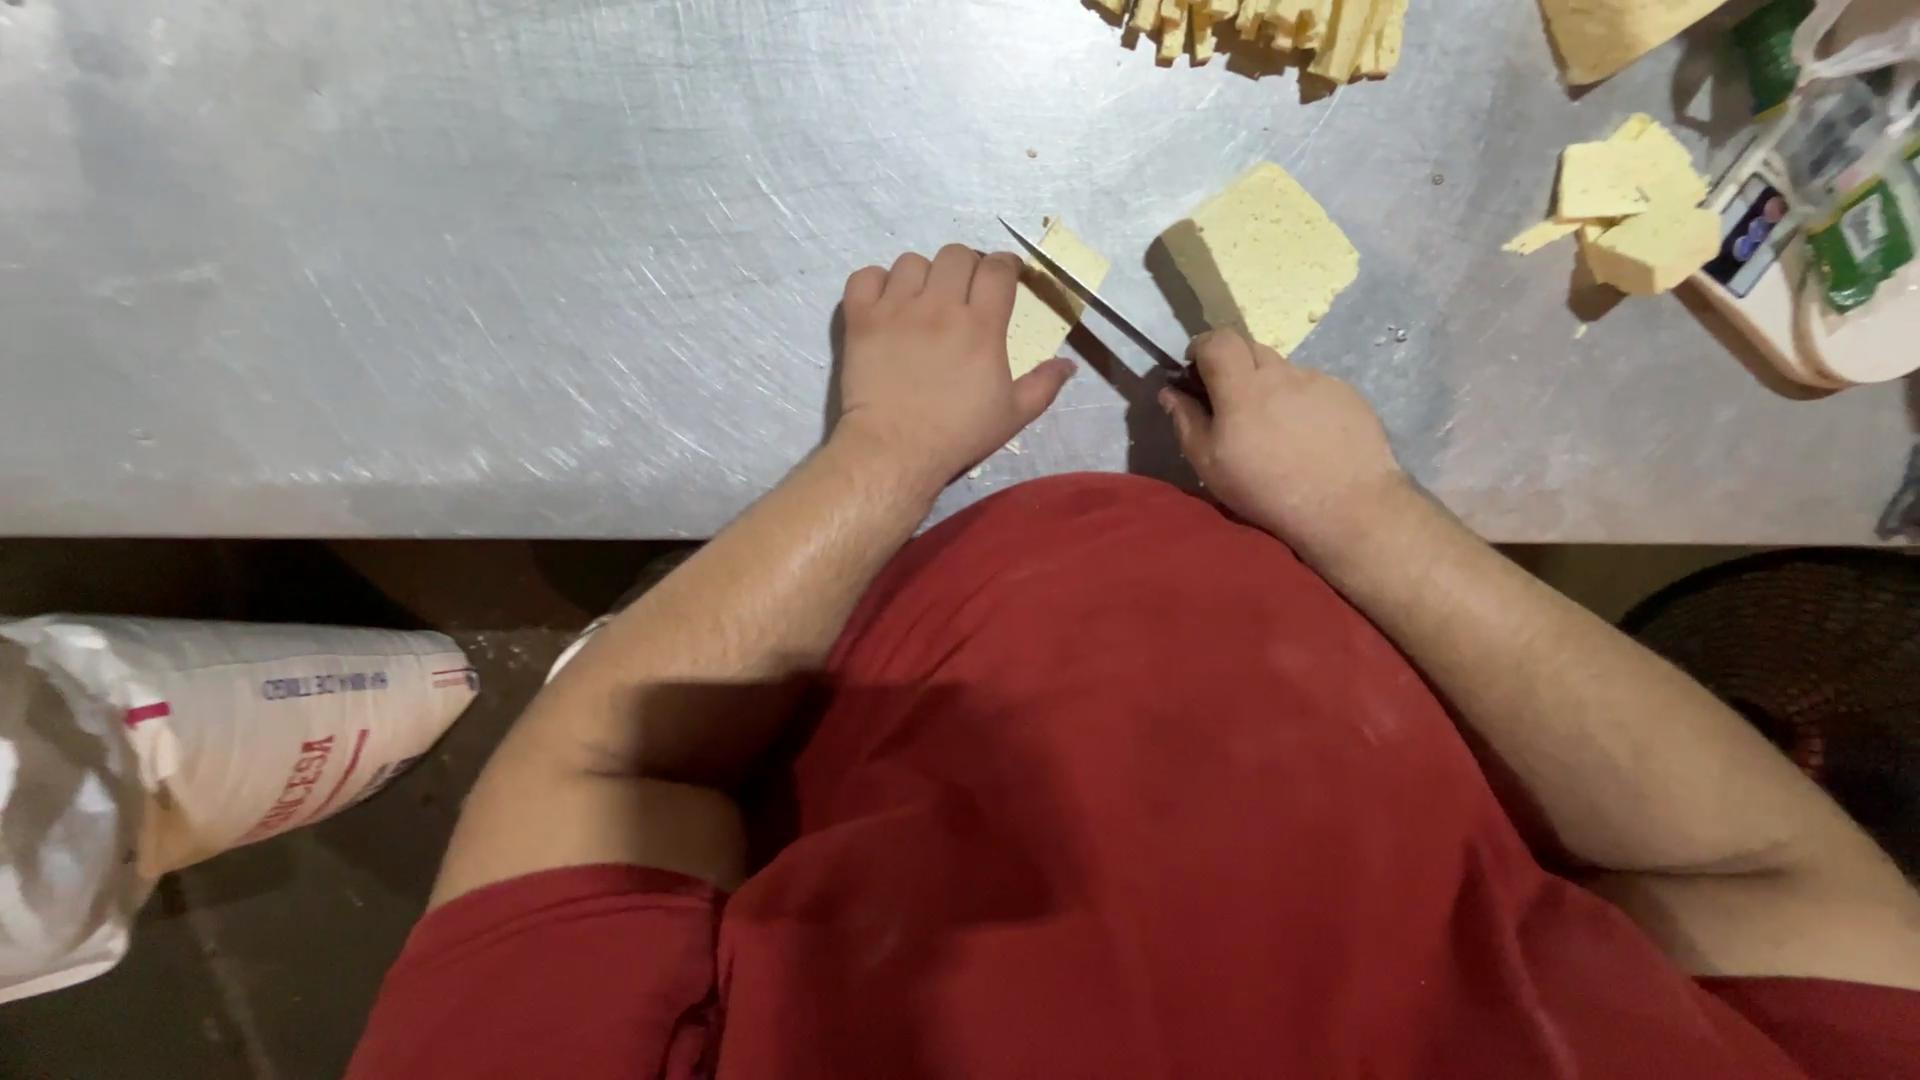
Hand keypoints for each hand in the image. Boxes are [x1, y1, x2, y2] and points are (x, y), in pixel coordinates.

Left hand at [833, 245, 1075, 492]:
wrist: (895, 449)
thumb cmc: (957, 435)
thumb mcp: (1012, 416)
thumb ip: (1043, 385)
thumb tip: (1069, 364)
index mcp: (981, 326)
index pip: (997, 269)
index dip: (1004, 266)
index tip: (1004, 276)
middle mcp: (939, 307)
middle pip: (955, 254)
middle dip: (965, 266)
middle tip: (962, 290)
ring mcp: (896, 310)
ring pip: (910, 261)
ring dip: (921, 276)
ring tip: (921, 300)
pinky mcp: (861, 320)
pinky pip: (866, 277)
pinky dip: (875, 283)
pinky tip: (884, 304)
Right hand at [1161, 329, 1410, 557]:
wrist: (1345, 505)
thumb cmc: (1266, 489)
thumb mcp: (1210, 465)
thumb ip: (1186, 421)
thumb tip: (1170, 393)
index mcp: (1242, 388)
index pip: (1218, 340)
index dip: (1202, 347)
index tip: (1195, 369)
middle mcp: (1281, 373)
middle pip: (1250, 347)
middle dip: (1233, 365)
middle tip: (1230, 403)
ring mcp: (1318, 380)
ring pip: (1282, 369)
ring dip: (1268, 386)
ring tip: (1273, 428)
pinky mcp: (1346, 393)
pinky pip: (1312, 386)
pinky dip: (1299, 401)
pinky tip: (1306, 436)